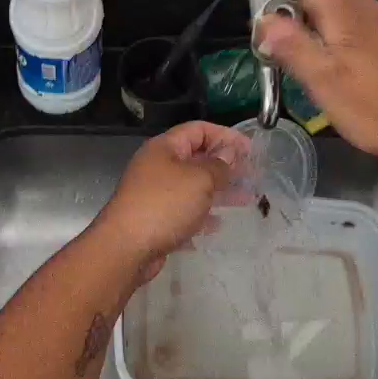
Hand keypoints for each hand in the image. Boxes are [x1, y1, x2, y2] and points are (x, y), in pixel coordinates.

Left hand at [91, 122, 249, 281]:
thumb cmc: (164, 205)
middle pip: (197, 158)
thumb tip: (229, 153)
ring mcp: (156, 194)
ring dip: (219, 191)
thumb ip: (219, 165)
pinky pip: (184, 211)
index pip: (199, 130)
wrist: (125, 248)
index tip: (250, 148)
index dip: (226, 135)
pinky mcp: (156, 219)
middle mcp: (159, 166)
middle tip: (251, 174)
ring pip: (194, 186)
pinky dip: (202, 214)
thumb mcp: (199, 179)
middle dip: (226, 165)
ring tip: (246, 199)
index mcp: (165, 148)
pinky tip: (218, 225)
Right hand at [256, 0, 377, 169]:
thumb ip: (294, 47)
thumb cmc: (375, 108)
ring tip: (295, 23)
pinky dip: (334, 18)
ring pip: (344, 0)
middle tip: (273, 2)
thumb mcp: (325, 82)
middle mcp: (367, 12)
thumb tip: (264, 20)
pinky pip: (357, 16)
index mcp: (346, 15)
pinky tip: (331, 45)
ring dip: (317, 3)